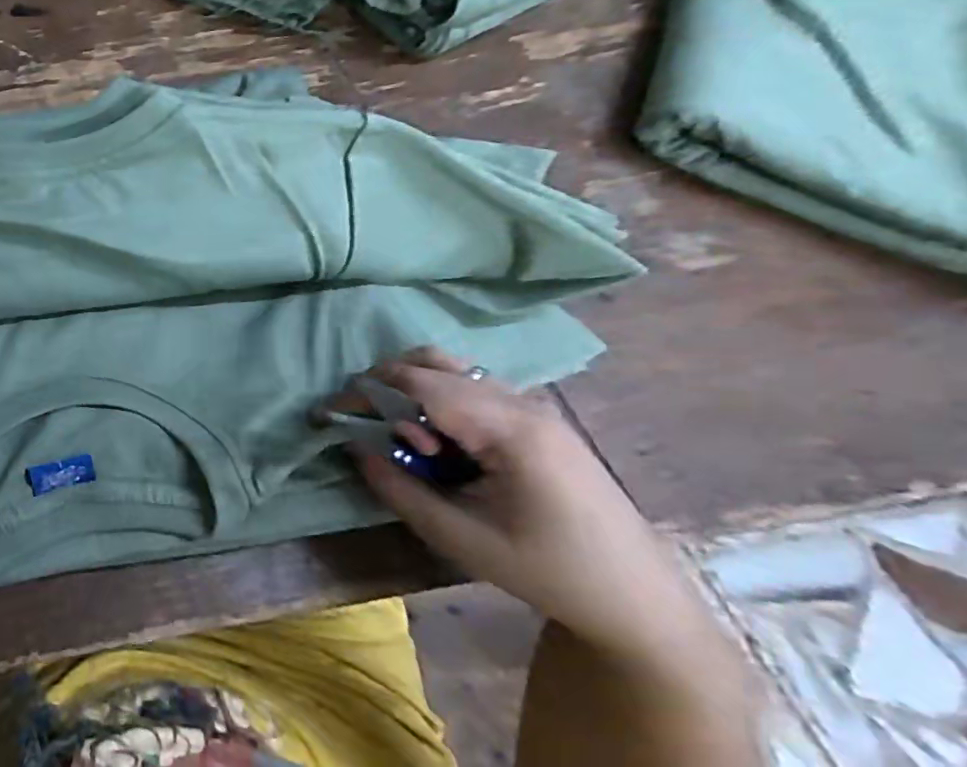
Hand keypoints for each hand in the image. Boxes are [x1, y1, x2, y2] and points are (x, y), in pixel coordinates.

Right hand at [334, 348, 711, 661]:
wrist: (638, 600)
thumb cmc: (548, 572)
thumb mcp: (462, 539)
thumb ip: (400, 490)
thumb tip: (355, 447)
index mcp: (510, 430)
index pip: (420, 385)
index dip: (367, 392)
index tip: (328, 412)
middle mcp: (522, 404)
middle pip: (434, 365)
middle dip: (384, 385)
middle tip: (360, 423)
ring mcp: (534, 408)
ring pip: (452, 371)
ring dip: (411, 391)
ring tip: (400, 438)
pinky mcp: (537, 421)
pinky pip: (472, 389)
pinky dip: (436, 400)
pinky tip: (435, 443)